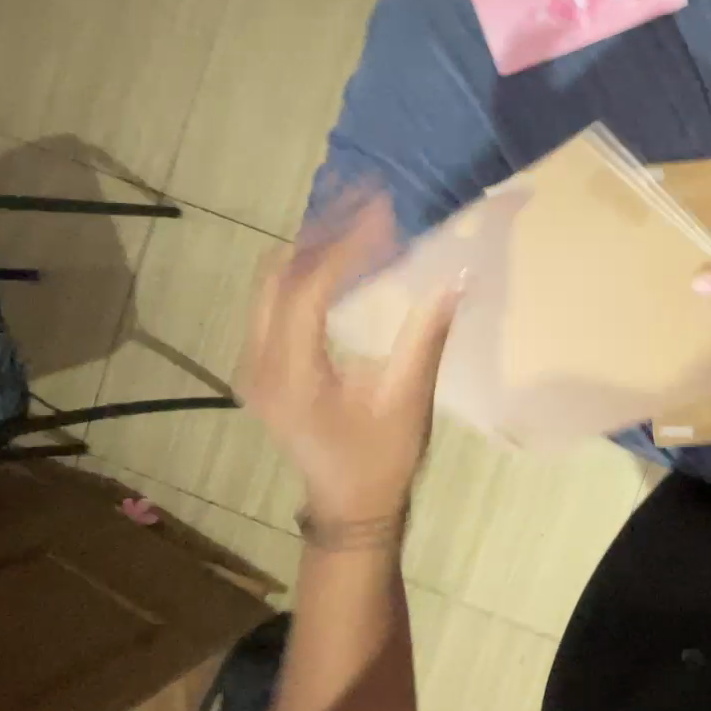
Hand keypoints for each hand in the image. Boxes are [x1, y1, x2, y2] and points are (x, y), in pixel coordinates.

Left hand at [238, 194, 462, 525]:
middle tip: (366, 203)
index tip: (386, 215)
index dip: (347, 246)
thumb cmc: (381, 458)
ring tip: (357, 222)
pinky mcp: (264, 366)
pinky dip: (306, 273)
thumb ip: (426, 335)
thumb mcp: (409, 399)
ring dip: (311, 248)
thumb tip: (456, 278)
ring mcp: (254, 364)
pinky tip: (341, 262)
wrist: (349, 508)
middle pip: (277, 274)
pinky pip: (274, 302)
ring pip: (270, 284)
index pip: (309, 289)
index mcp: (292, 373)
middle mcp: (258, 361)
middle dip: (322, 232)